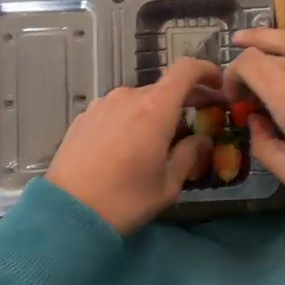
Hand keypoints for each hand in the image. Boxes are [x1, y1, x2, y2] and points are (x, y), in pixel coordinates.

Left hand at [46, 57, 221, 234]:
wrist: (65, 214)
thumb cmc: (124, 201)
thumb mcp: (168, 185)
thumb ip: (189, 156)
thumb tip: (202, 140)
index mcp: (155, 108)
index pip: (186, 70)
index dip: (206, 70)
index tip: (218, 83)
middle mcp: (128, 97)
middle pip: (163, 88)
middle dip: (184, 100)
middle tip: (198, 120)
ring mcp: (102, 104)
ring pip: (138, 100)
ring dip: (155, 112)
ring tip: (158, 140)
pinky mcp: (83, 117)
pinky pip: (116, 110)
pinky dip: (130, 119)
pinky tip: (127, 146)